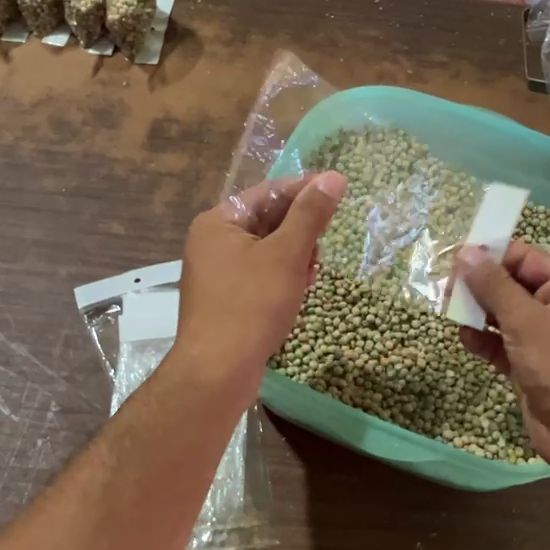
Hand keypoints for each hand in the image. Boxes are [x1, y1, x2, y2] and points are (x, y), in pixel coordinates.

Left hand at [173, 171, 346, 390]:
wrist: (217, 371)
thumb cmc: (251, 305)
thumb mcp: (286, 254)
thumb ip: (310, 214)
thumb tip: (333, 177)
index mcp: (218, 222)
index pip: (268, 193)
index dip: (304, 190)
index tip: (338, 190)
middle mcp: (212, 242)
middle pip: (267, 221)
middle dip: (300, 230)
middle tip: (324, 242)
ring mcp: (217, 273)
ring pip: (266, 250)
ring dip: (294, 256)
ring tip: (312, 272)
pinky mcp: (226, 300)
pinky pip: (260, 276)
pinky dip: (282, 277)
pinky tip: (299, 290)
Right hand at [455, 241, 549, 469]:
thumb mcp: (526, 321)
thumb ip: (494, 286)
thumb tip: (467, 252)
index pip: (529, 259)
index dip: (494, 255)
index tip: (458, 256)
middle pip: (515, 286)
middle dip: (482, 285)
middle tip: (446, 285)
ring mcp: (548, 341)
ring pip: (507, 317)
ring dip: (479, 313)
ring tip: (448, 309)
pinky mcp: (533, 367)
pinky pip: (505, 345)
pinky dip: (485, 340)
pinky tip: (463, 338)